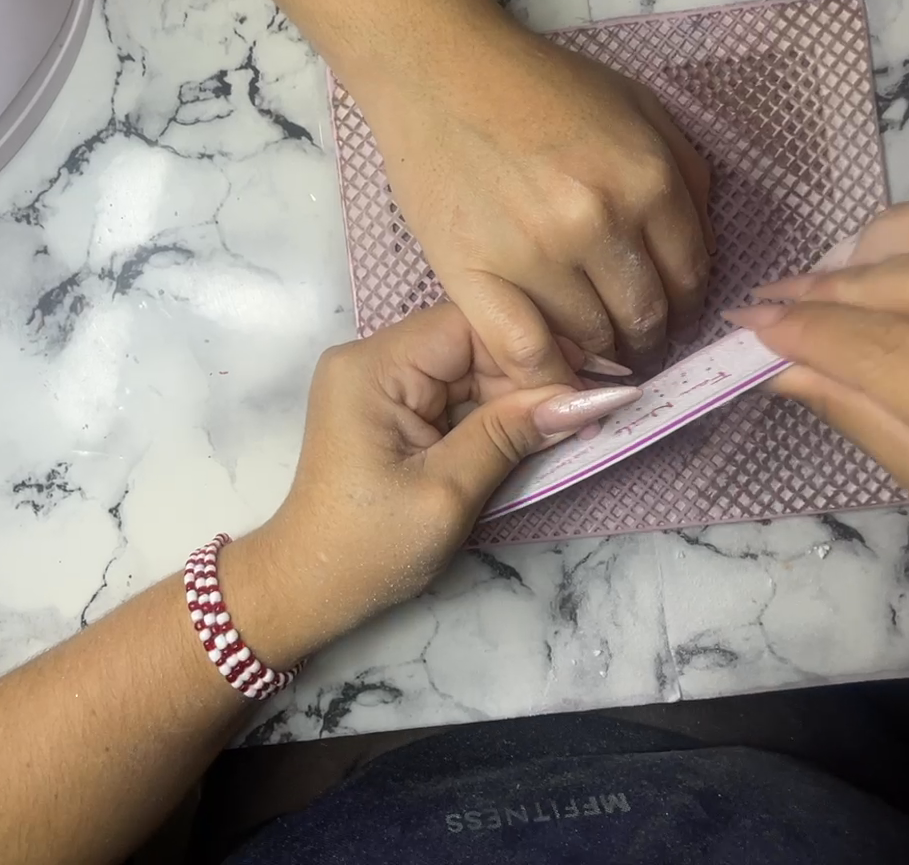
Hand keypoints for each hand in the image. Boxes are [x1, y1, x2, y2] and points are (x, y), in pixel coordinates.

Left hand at [226, 305, 644, 662]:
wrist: (310, 584)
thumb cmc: (370, 546)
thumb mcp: (449, 490)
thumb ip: (514, 432)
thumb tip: (599, 394)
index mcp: (372, 366)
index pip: (468, 324)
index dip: (532, 347)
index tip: (590, 379)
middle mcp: (369, 357)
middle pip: (467, 340)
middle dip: (526, 374)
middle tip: (588, 406)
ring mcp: (374, 378)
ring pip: (464, 364)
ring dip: (511, 394)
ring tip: (566, 420)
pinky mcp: (385, 402)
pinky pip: (448, 388)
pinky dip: (487, 409)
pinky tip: (526, 427)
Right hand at [355, 26, 713, 386]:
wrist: (438, 75)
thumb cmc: (534, 85)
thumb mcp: (636, 104)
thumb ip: (684, 171)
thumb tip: (696, 248)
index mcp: (647, 180)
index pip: (690, 277)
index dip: (686, 309)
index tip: (671, 319)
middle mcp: (599, 225)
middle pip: (644, 318)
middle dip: (647, 340)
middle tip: (635, 345)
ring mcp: (534, 257)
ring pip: (590, 340)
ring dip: (600, 355)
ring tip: (592, 352)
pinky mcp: (475, 277)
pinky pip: (525, 353)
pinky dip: (548, 377)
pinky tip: (556, 376)